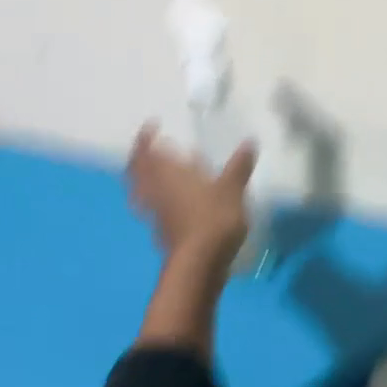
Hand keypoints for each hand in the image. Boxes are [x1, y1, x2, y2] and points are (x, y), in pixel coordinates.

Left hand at [126, 121, 255, 274]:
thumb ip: (239, 166)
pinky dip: (156, 201)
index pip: (146, 148)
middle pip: (136, 170)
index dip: (146, 136)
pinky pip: (152, 209)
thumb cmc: (215, 216)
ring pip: (141, 190)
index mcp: (167, 171)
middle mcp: (154, 188)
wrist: (201, 260)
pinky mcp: (161, 230)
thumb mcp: (233, 188)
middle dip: (141, 158)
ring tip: (158, 176)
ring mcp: (155, 211)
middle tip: (151, 151)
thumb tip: (250, 141)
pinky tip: (170, 204)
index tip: (153, 126)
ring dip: (145, 180)